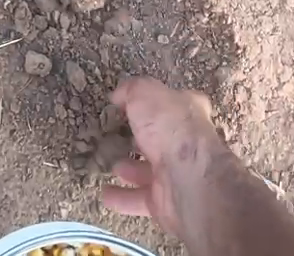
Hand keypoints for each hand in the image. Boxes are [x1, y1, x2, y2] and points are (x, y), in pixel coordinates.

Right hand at [100, 77, 229, 237]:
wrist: (188, 177)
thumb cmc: (170, 126)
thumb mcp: (144, 92)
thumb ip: (130, 90)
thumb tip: (118, 96)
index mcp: (188, 112)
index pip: (175, 103)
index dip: (158, 102)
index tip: (136, 104)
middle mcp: (185, 143)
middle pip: (161, 140)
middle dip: (141, 140)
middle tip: (120, 137)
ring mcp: (177, 174)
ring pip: (149, 171)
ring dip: (130, 169)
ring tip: (111, 165)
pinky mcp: (165, 202)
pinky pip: (139, 199)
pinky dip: (122, 198)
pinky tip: (105, 194)